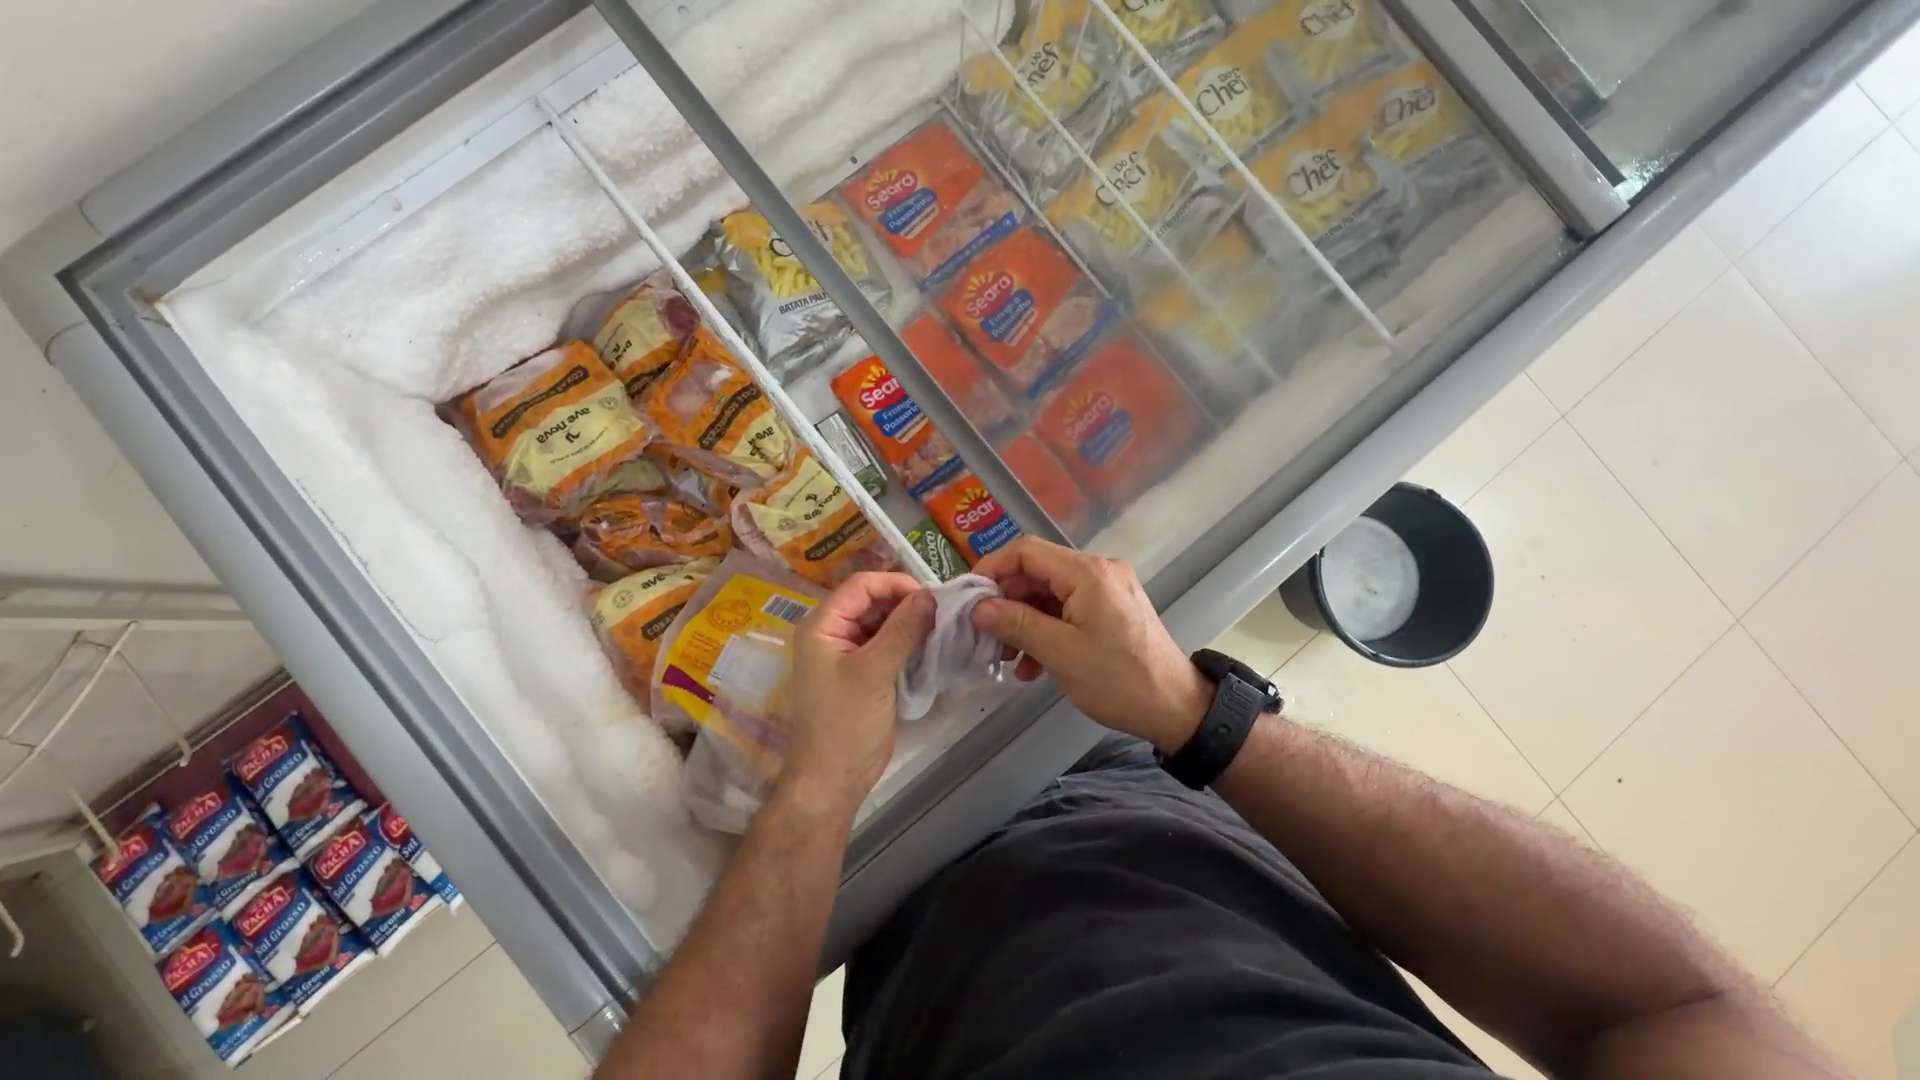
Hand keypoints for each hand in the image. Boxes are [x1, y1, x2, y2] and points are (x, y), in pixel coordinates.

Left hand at [784, 572, 934, 808]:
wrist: (833, 778)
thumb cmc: (845, 723)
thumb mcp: (874, 672)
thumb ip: (902, 630)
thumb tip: (930, 595)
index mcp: (822, 625)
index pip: (862, 586)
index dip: (896, 584)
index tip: (933, 596)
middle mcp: (833, 633)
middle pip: (874, 602)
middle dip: (907, 603)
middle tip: (945, 612)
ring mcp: (849, 654)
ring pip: (884, 623)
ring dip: (911, 623)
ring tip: (945, 627)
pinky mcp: (865, 674)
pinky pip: (888, 646)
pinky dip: (909, 643)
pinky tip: (934, 646)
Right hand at [970, 537, 1210, 752]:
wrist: (1176, 708)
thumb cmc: (1118, 679)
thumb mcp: (1061, 653)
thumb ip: (1017, 624)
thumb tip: (978, 608)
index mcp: (1088, 573)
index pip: (1027, 551)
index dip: (993, 568)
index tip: (969, 598)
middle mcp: (1099, 571)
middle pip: (1037, 572)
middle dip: (1007, 602)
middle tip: (984, 635)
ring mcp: (1107, 591)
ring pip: (1050, 594)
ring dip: (1024, 622)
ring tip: (1006, 658)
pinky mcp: (1111, 611)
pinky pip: (1068, 611)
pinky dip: (1046, 631)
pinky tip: (1032, 666)